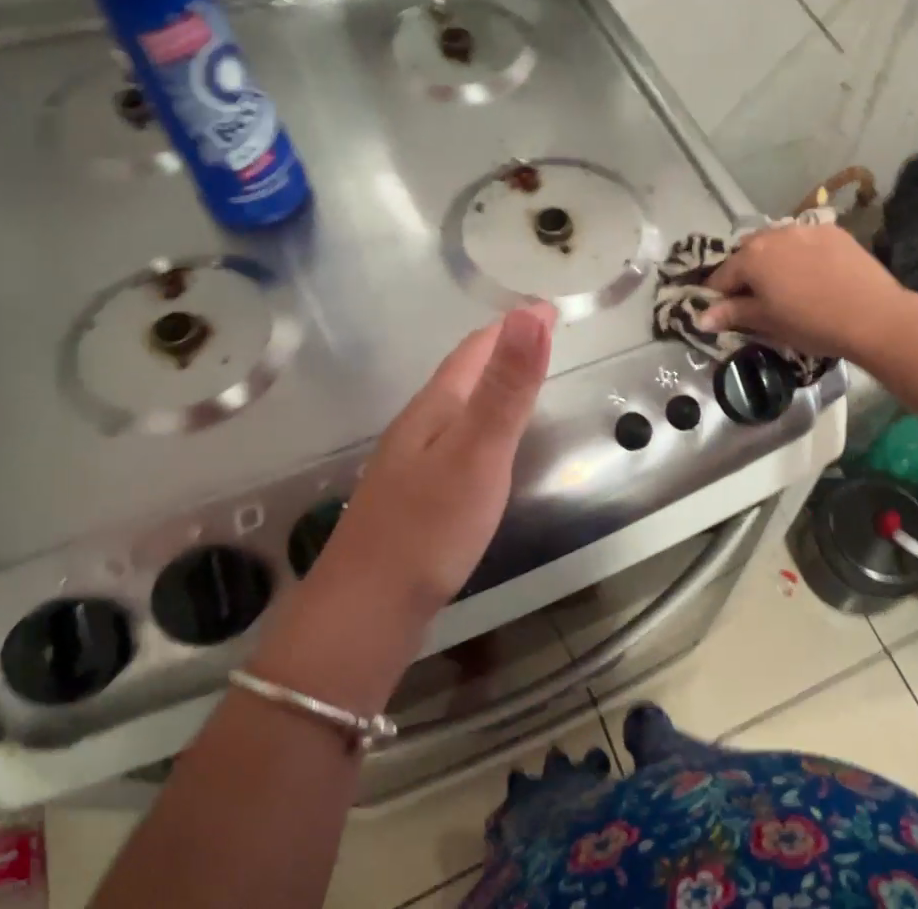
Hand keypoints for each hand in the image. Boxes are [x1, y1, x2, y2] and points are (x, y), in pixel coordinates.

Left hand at [310, 302, 554, 607]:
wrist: (367, 608)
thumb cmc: (429, 527)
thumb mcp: (478, 452)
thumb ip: (506, 388)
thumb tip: (529, 314)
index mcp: (435, 409)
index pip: (476, 350)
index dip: (514, 326)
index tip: (550, 307)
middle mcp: (417, 427)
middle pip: (461, 375)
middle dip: (499, 349)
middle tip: (538, 337)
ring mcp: (409, 463)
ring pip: (454, 409)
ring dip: (487, 386)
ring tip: (516, 383)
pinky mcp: (412, 498)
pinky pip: (452, 442)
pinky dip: (477, 426)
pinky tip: (483, 450)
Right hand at [698, 223, 916, 358]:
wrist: (873, 316)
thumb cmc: (812, 324)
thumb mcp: (768, 322)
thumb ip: (733, 314)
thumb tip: (701, 317)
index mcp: (752, 257)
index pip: (722, 276)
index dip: (717, 296)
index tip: (721, 312)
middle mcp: (774, 234)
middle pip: (749, 254)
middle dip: (747, 274)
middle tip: (756, 300)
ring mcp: (806, 229)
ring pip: (778, 244)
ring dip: (774, 261)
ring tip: (786, 286)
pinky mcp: (833, 231)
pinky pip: (805, 241)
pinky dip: (801, 255)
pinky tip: (814, 275)